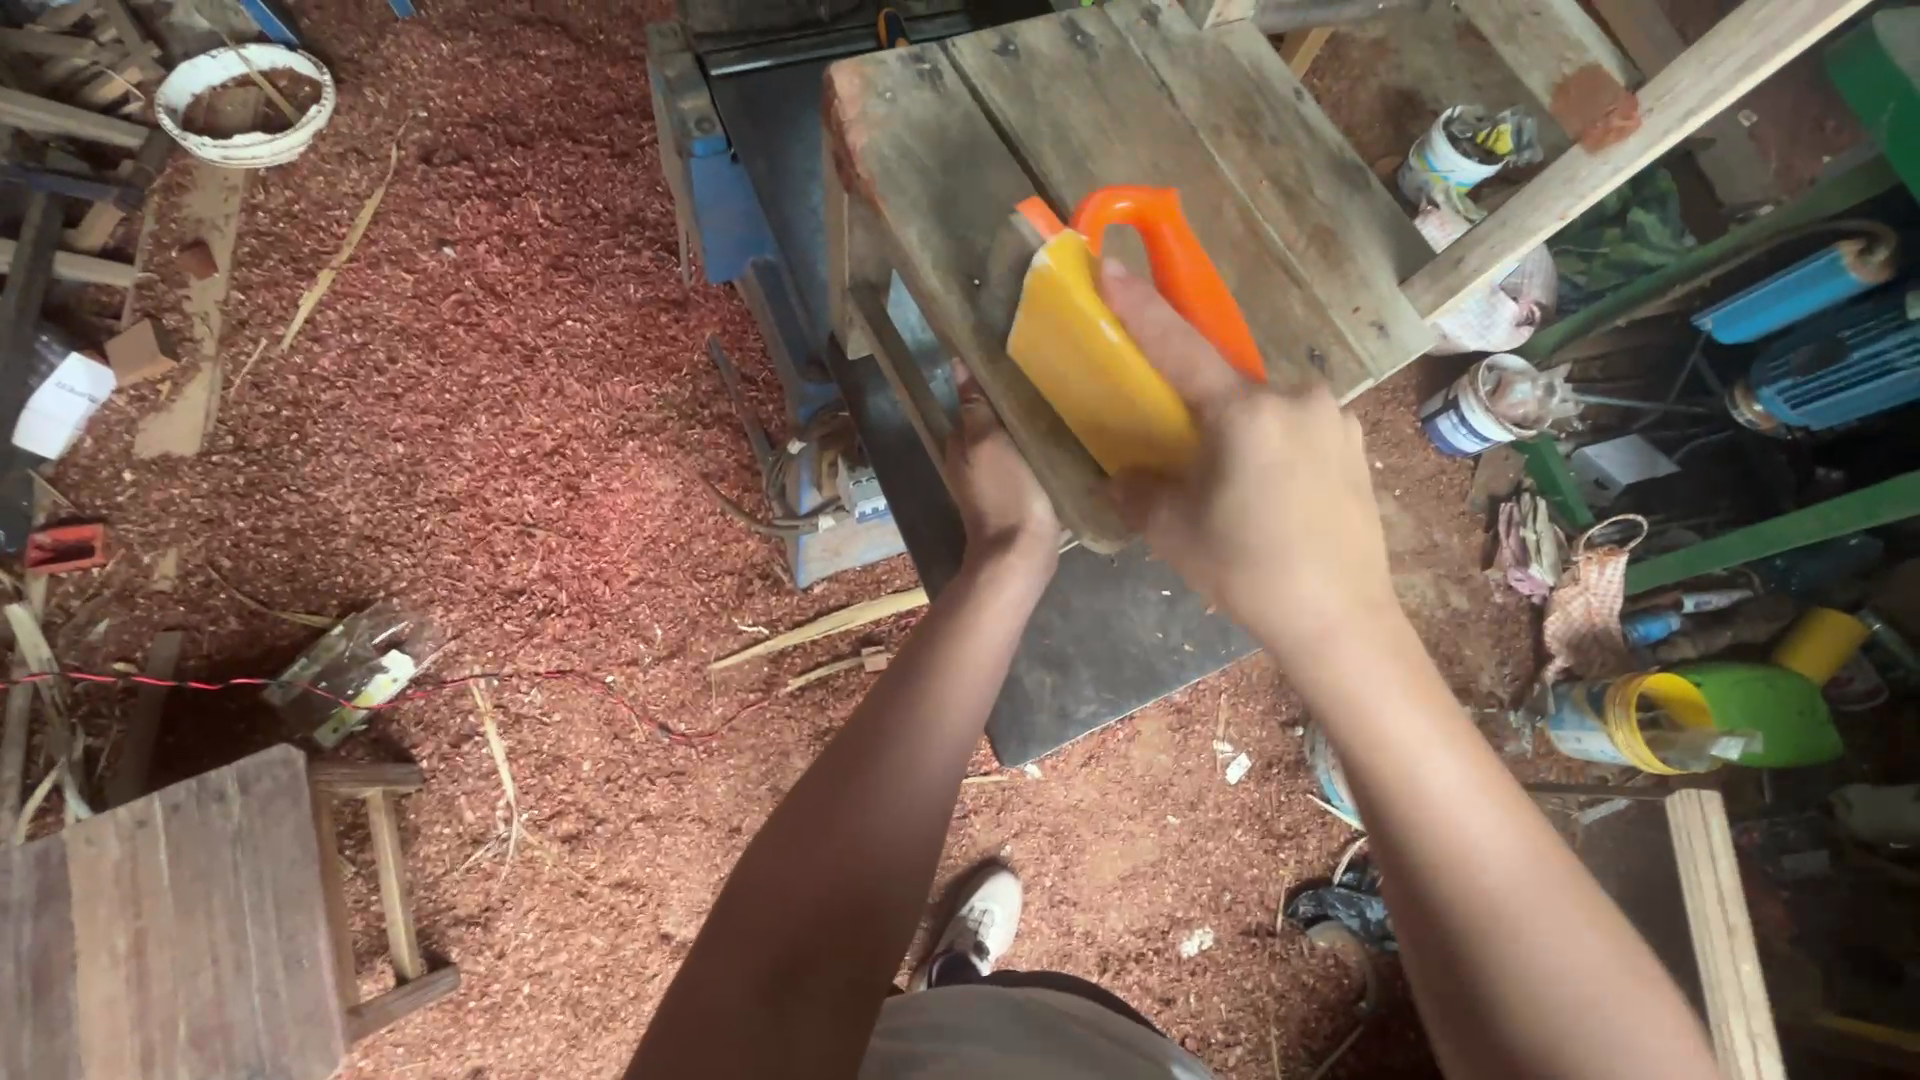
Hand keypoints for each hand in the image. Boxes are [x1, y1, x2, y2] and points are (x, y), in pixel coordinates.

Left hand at [945, 366, 1061, 577]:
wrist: (1020, 555)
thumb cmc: (1004, 494)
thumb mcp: (987, 443)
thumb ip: (975, 407)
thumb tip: (956, 365)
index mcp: (961, 445)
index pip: (973, 401)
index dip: (993, 382)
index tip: (1023, 362)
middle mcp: (973, 461)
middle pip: (996, 423)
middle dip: (1017, 405)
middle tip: (1052, 382)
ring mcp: (997, 482)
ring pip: (1015, 444)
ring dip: (1033, 430)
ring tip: (1064, 407)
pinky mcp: (1021, 498)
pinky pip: (1031, 466)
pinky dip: (1042, 454)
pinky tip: (1065, 445)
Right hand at [1098, 259, 1399, 658]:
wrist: (1340, 620)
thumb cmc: (1247, 570)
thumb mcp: (1172, 531)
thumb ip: (1139, 490)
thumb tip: (1127, 477)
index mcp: (1245, 410)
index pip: (1178, 347)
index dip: (1138, 306)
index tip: (1109, 264)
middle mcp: (1296, 397)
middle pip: (1228, 387)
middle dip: (1199, 410)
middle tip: (1185, 459)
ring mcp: (1336, 418)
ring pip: (1265, 411)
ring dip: (1239, 434)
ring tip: (1233, 492)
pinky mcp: (1357, 445)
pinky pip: (1297, 431)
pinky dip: (1273, 450)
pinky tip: (1273, 501)